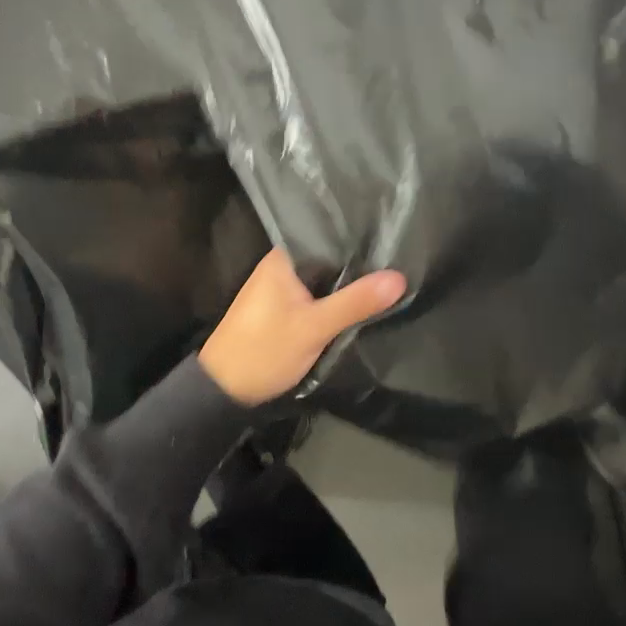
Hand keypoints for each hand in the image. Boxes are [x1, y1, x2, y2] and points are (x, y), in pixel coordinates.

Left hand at [199, 248, 406, 406]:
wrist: (223, 389)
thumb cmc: (264, 351)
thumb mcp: (314, 327)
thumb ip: (355, 302)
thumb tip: (399, 276)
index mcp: (283, 259)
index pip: (329, 235)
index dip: (361, 237)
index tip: (396, 237)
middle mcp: (280, 266)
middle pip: (329, 258)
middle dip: (359, 264)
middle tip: (402, 261)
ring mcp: (280, 289)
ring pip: (323, 280)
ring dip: (348, 285)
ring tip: (390, 279)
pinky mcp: (282, 310)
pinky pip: (315, 297)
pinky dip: (334, 300)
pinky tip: (359, 303)